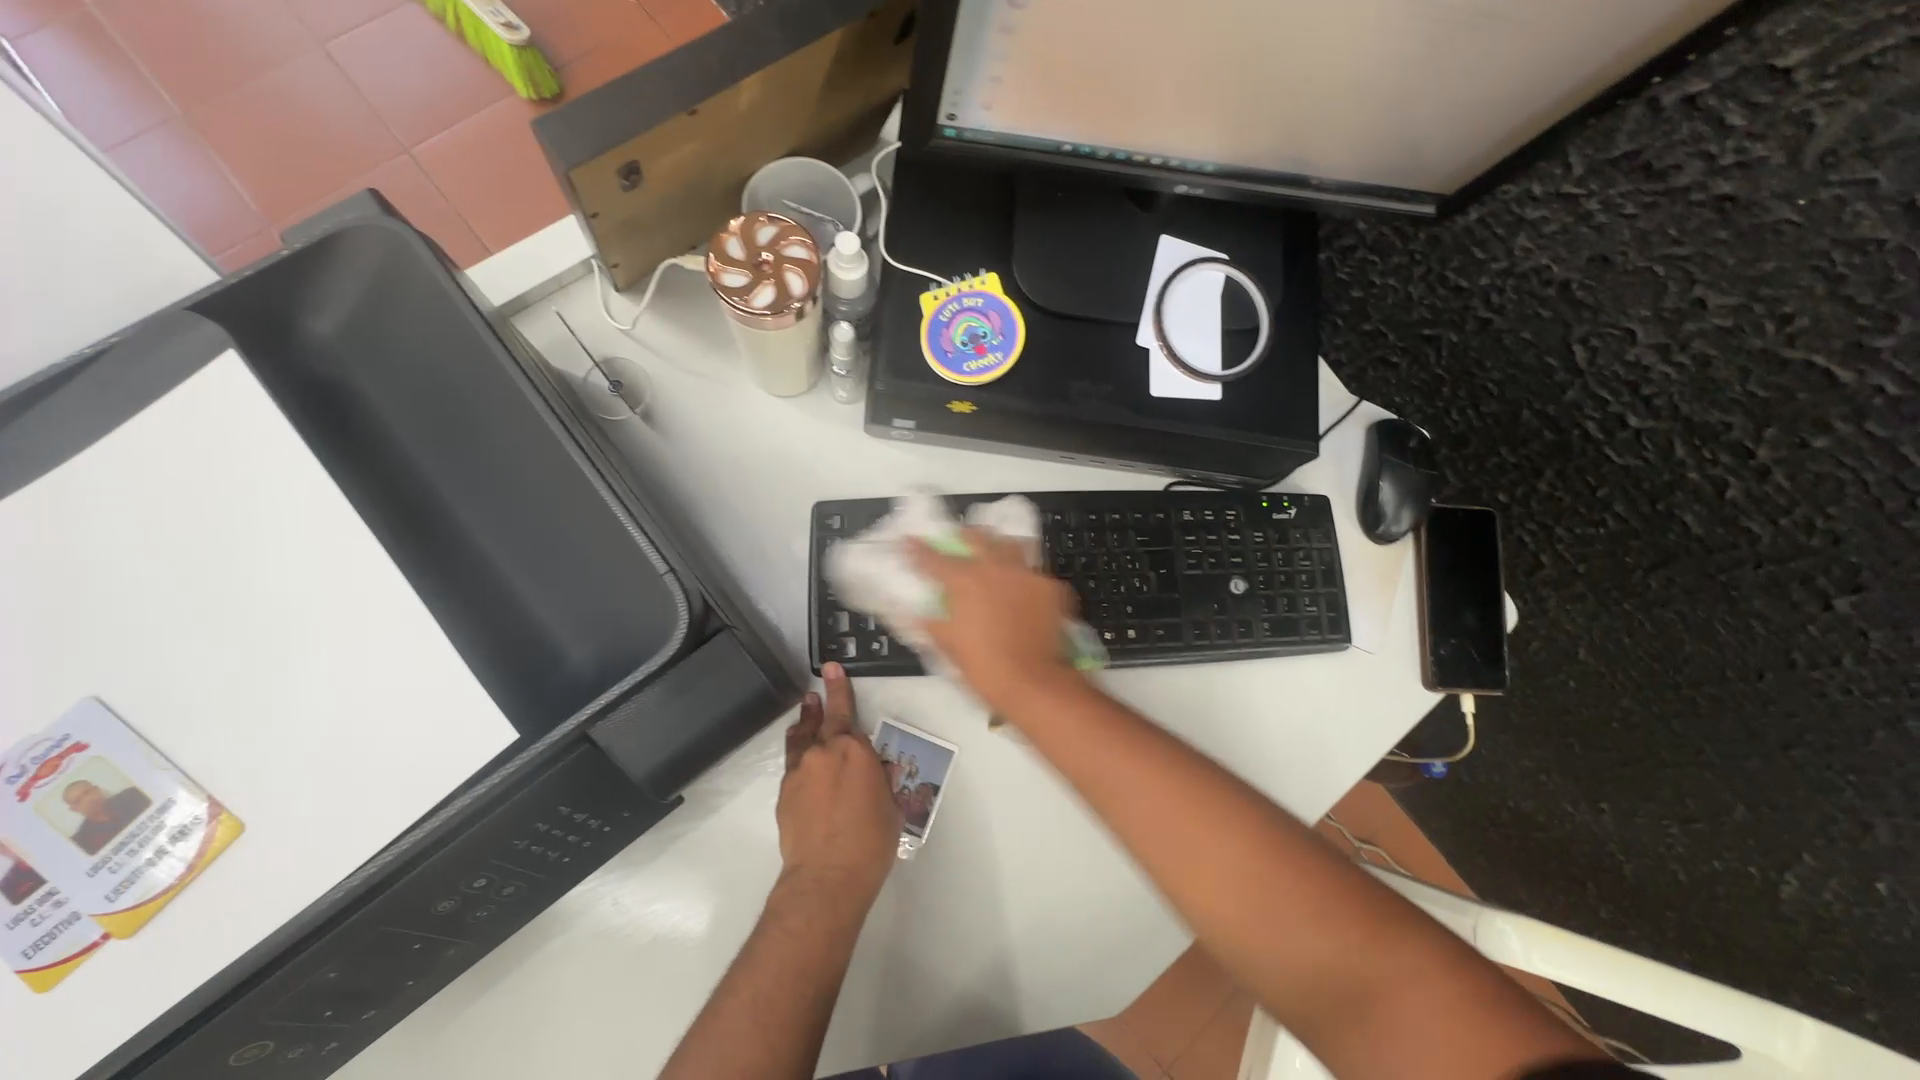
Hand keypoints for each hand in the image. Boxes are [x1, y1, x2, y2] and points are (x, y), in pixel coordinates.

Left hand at [778, 662, 899, 899]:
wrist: (828, 875)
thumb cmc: (871, 842)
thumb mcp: (892, 808)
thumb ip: (881, 781)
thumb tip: (874, 770)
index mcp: (856, 751)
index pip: (848, 713)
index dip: (841, 690)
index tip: (833, 669)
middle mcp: (825, 752)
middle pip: (823, 719)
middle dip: (825, 698)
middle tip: (822, 682)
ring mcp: (800, 771)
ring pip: (802, 739)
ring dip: (806, 723)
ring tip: (806, 711)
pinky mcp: (785, 793)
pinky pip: (794, 764)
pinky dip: (800, 754)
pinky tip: (804, 758)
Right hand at [911, 528, 1085, 714]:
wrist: (1032, 682)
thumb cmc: (983, 667)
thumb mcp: (947, 645)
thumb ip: (931, 623)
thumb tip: (918, 615)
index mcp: (963, 580)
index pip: (933, 558)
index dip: (918, 549)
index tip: (909, 541)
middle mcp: (995, 568)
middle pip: (976, 537)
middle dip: (963, 536)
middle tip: (958, 541)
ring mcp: (1026, 574)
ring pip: (1011, 546)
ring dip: (998, 547)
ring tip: (995, 556)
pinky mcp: (1051, 587)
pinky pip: (1035, 573)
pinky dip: (1025, 578)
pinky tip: (1023, 590)